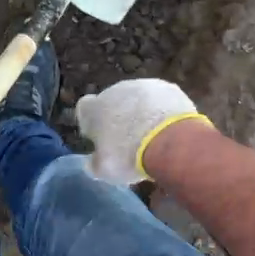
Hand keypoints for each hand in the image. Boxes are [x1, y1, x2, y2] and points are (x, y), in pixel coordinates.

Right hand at [75, 79, 211, 183]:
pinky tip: (169, 129)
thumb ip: (95, 163)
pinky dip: (162, 110)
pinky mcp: (168, 88)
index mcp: (94, 108)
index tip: (100, 138)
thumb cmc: (129, 157)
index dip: (91, 122)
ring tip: (152, 136)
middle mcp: (115, 90)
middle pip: (113, 102)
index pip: (84, 108)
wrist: (170, 142)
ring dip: (141, 113)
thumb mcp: (105, 170)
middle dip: (118, 118)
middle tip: (128, 141)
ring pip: (138, 99)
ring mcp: (143, 86)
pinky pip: (161, 99)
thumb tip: (94, 161)